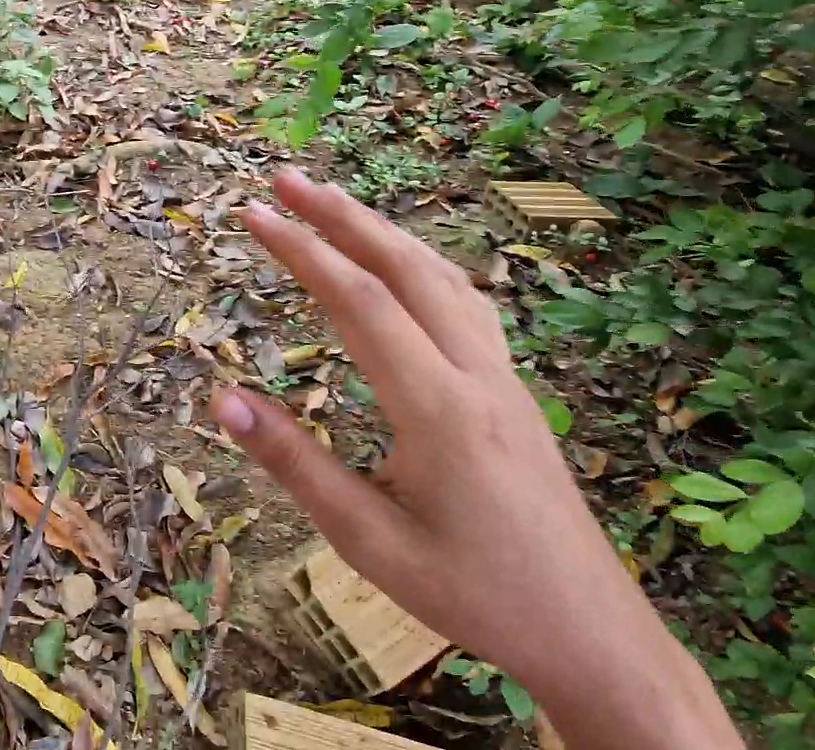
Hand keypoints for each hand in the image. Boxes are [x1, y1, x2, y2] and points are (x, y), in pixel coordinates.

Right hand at [212, 169, 739, 749]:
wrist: (593, 635)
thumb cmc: (472, 591)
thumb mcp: (368, 540)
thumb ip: (295, 464)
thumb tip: (221, 401)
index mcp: (437, 409)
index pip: (360, 303)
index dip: (302, 251)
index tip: (252, 214)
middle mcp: (477, 377)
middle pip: (407, 269)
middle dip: (342, 216)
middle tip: (284, 180)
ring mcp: (503, 379)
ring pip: (444, 278)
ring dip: (383, 230)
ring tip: (332, 202)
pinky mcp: (513, 392)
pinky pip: (467, 303)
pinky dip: (421, 262)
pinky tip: (402, 263)